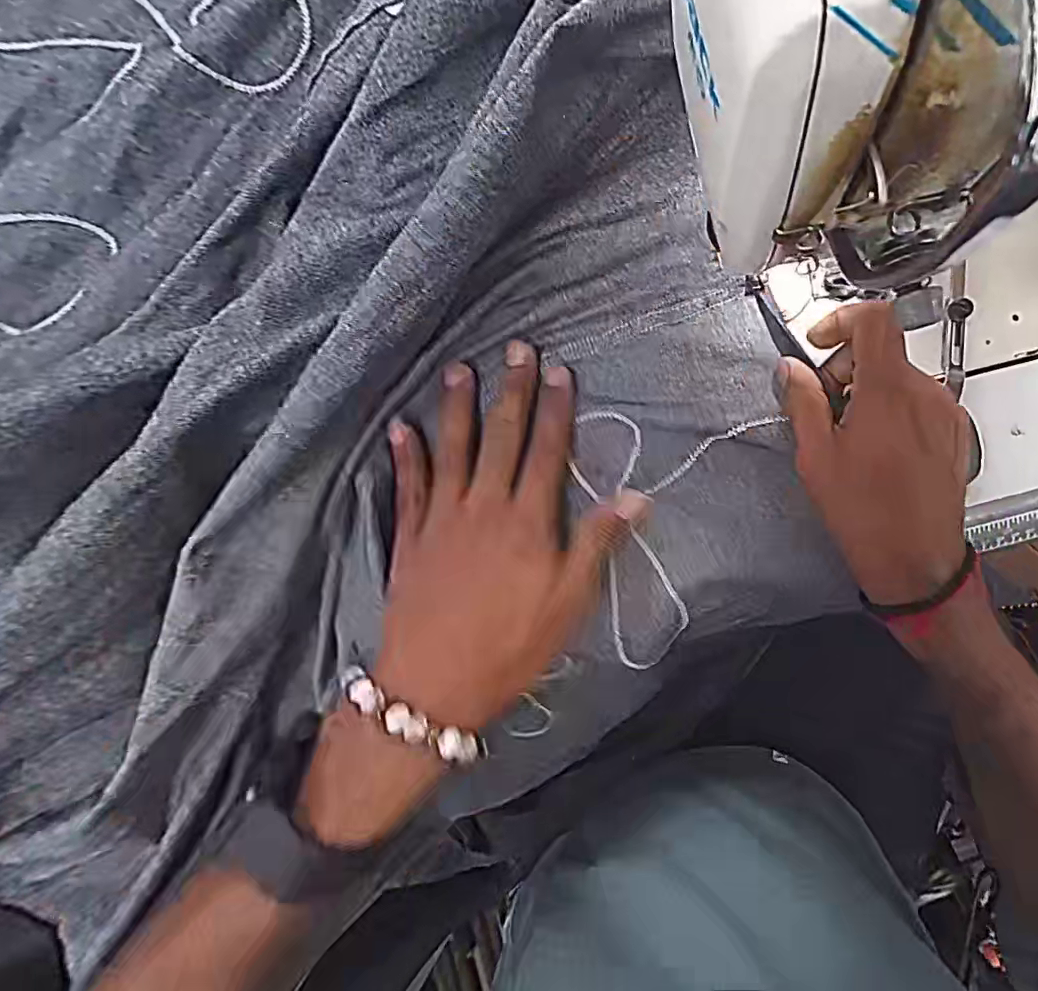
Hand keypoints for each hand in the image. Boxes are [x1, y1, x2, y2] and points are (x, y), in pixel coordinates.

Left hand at [297, 342, 645, 848]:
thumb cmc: (513, 646)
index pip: (546, 451)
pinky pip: (408, 486)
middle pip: (501, 437)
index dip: (555, 408)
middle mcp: (484, 507)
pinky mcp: (410, 537)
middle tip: (517, 349)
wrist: (434, 687)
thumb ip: (598, 542)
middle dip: (512, 391)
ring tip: (459, 369)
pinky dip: (405, 455)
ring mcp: (441, 519)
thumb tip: (636, 496)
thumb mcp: (570, 601)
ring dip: (457, 407)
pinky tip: (401, 427)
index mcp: (527, 521)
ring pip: (452, 450)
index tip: (559, 371)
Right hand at [779, 302, 970, 604]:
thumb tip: (792, 372)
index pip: (874, 319)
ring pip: (900, 377)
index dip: (841, 320)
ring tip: (852, 436)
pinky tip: (879, 448)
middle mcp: (924, 394)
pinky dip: (894, 409)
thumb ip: (803, 402)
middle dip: (847, 369)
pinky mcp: (954, 431)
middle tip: (827, 406)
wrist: (915, 559)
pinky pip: (919, 401)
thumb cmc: (870, 516)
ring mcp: (944, 413)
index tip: (823, 341)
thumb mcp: (817, 457)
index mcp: (887, 392)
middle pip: (882, 350)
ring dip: (870, 391)